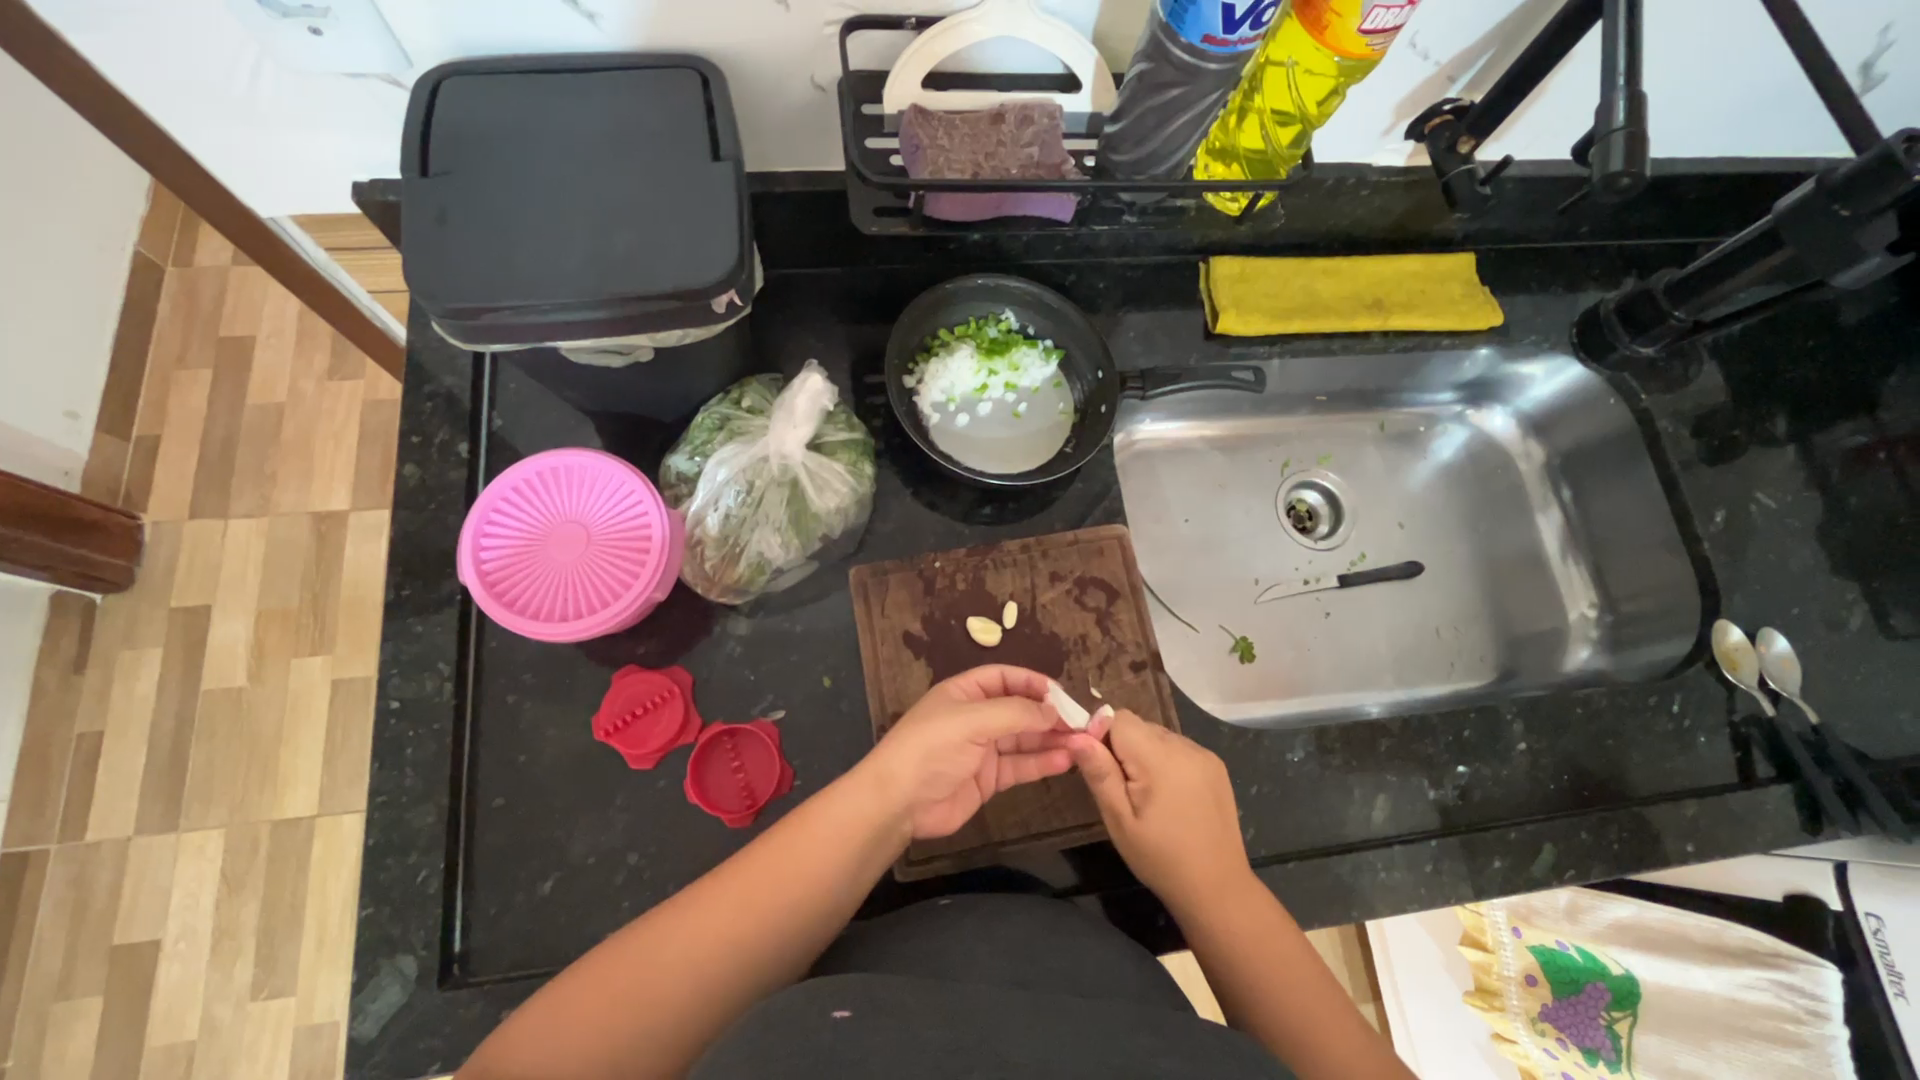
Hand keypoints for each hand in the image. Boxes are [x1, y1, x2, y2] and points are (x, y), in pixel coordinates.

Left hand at [855, 665, 1076, 840]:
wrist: (900, 801)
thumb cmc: (931, 748)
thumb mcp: (972, 720)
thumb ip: (1016, 713)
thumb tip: (1053, 709)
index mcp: (964, 694)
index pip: (1004, 678)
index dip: (1032, 683)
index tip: (1062, 694)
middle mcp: (975, 718)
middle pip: (1019, 710)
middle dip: (1049, 715)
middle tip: (1082, 723)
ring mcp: (982, 749)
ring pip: (1024, 740)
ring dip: (1051, 740)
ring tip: (1082, 742)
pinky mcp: (988, 779)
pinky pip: (1020, 766)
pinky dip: (1042, 763)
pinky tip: (1066, 760)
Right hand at [1067, 710, 1250, 910]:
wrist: (1217, 887)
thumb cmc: (1160, 858)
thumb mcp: (1119, 820)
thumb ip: (1099, 773)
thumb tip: (1076, 737)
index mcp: (1159, 757)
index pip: (1118, 718)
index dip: (1101, 735)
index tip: (1099, 768)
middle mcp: (1184, 746)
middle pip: (1139, 725)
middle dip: (1122, 747)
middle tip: (1121, 790)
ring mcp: (1204, 754)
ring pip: (1158, 735)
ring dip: (1144, 754)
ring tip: (1146, 795)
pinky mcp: (1216, 766)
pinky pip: (1178, 748)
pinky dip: (1166, 761)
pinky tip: (1169, 795)